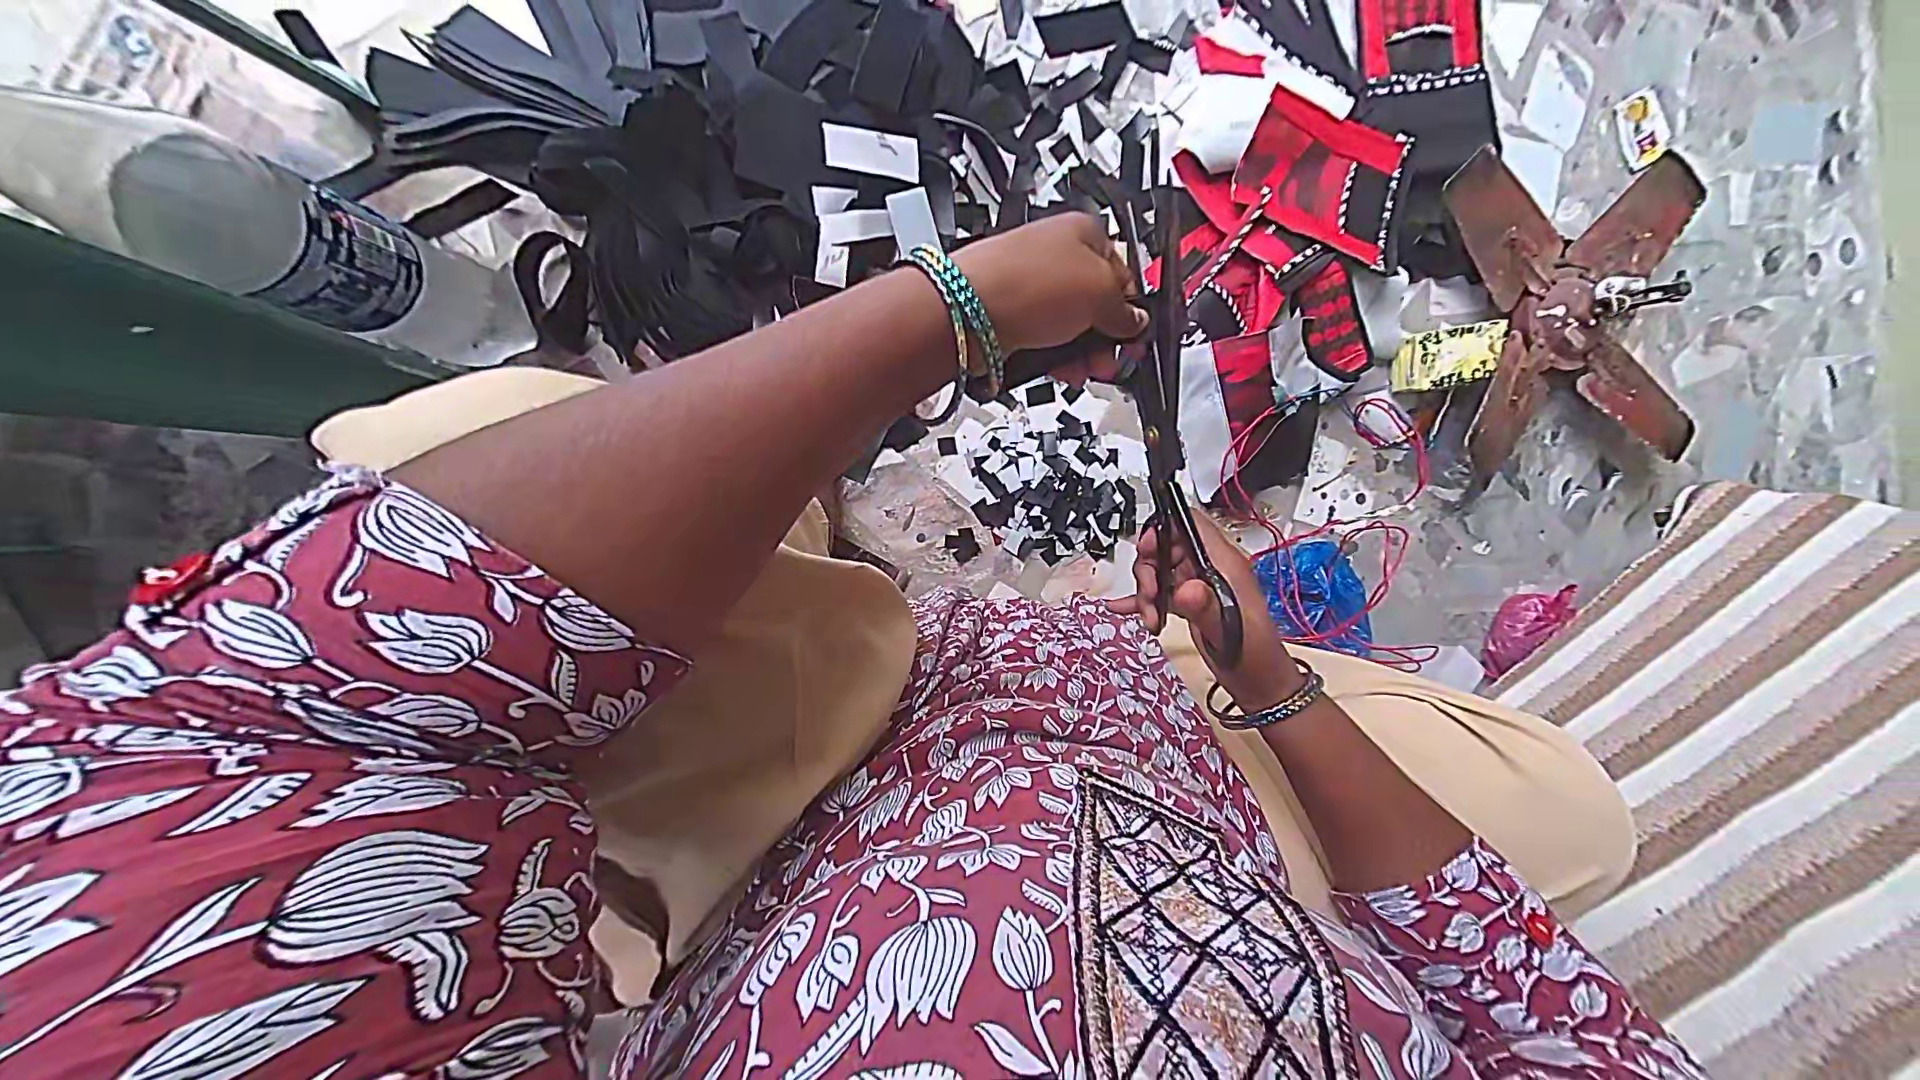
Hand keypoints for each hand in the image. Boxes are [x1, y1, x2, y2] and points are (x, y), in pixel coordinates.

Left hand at [953, 212, 1146, 380]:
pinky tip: (1057, 369)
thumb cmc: (1024, 284)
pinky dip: (1052, 358)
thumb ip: (1124, 310)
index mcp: (1084, 233)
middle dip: (1104, 339)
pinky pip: (1042, 342)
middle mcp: (1055, 257)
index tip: (1136, 337)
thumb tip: (1135, 321)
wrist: (967, 312)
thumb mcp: (1099, 293)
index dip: (1132, 309)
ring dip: (1079, 355)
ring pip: (1068, 328)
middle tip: (1107, 360)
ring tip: (1080, 370)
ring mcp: (1030, 289)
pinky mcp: (1011, 318)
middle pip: (1095, 304)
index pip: (1123, 272)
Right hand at [1108, 513, 1305, 709]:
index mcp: (1224, 565)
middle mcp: (1209, 570)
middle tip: (1149, 594)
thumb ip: (1206, 608)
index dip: (1165, 528)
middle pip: (1167, 547)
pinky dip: (1142, 599)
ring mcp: (1198, 586)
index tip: (1147, 549)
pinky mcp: (1189, 603)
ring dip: (1146, 591)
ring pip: (1159, 570)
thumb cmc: (1256, 657)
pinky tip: (1123, 607)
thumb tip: (1185, 589)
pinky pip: (1160, 591)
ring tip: (1150, 616)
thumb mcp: (1230, 632)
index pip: (1192, 525)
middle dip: (1149, 568)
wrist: (1260, 685)